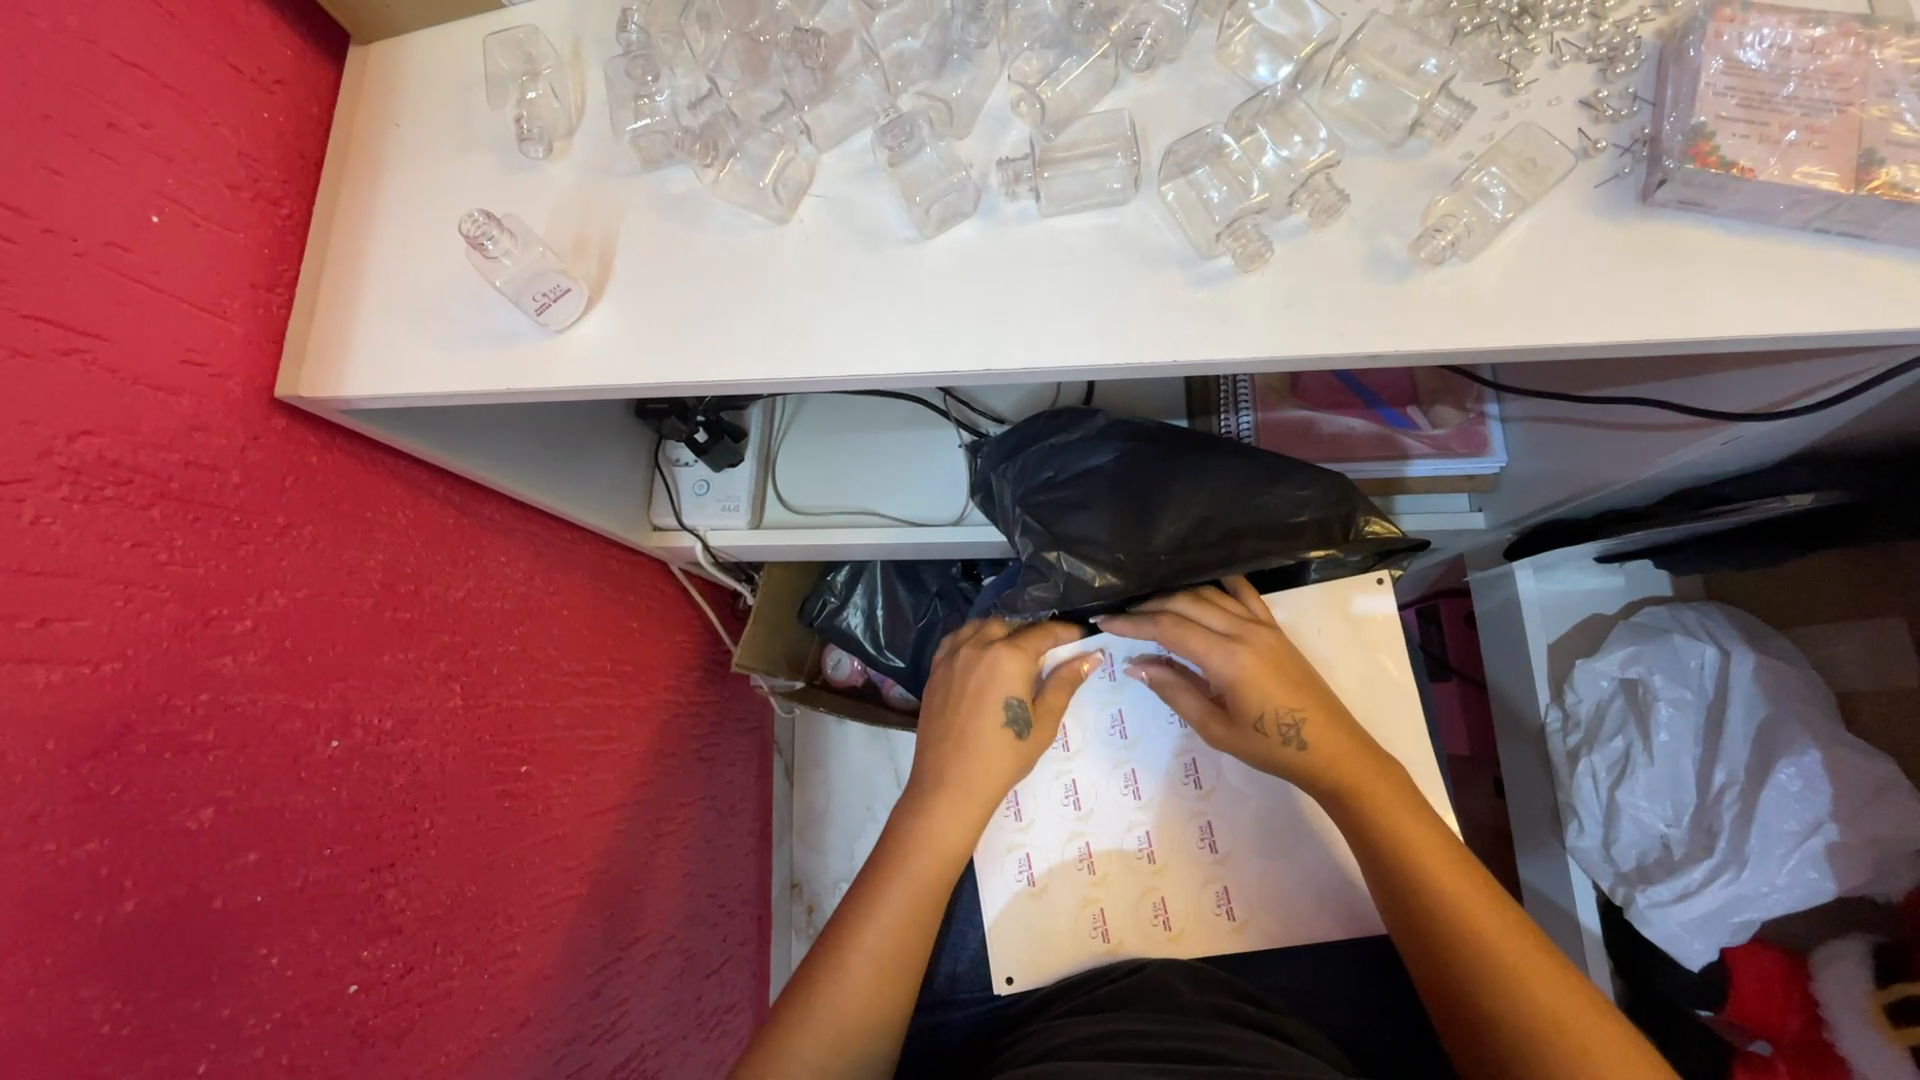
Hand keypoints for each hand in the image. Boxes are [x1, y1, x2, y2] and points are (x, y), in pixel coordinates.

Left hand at [906, 619, 1102, 824]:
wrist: (950, 782)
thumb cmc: (1004, 757)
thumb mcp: (1044, 723)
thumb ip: (1065, 683)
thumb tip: (1090, 657)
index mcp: (1009, 657)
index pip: (1044, 633)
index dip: (1065, 633)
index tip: (1080, 637)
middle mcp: (979, 646)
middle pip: (1011, 626)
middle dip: (1032, 634)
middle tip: (1047, 654)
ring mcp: (952, 656)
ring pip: (980, 627)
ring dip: (1001, 632)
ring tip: (1014, 652)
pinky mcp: (935, 670)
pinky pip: (955, 640)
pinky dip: (972, 638)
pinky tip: (980, 654)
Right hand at [1095, 576, 1399, 802]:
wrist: (1332, 750)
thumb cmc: (1270, 748)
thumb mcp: (1214, 727)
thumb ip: (1174, 690)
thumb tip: (1135, 665)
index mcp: (1226, 658)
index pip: (1167, 628)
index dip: (1132, 623)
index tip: (1104, 621)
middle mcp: (1242, 631)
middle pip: (1184, 603)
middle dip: (1147, 606)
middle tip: (1120, 615)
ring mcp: (1262, 626)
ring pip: (1209, 595)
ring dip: (1175, 595)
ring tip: (1149, 605)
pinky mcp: (1275, 628)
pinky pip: (1243, 594)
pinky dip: (1219, 584)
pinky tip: (1203, 582)